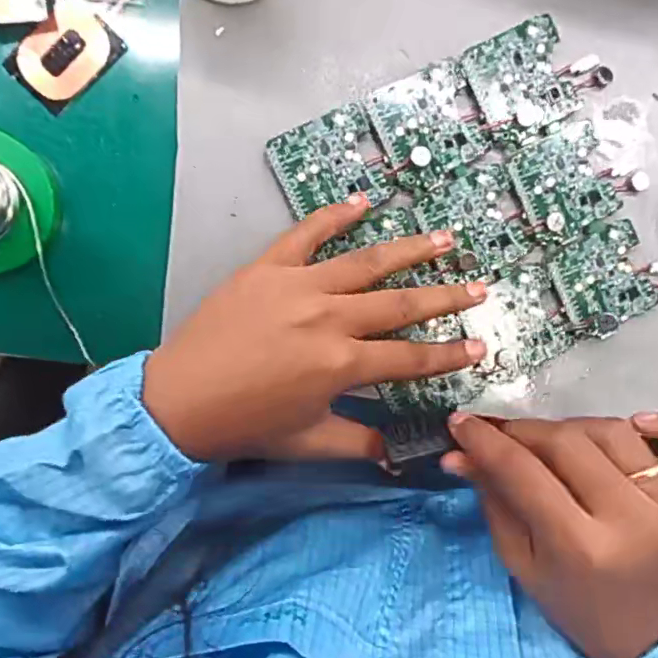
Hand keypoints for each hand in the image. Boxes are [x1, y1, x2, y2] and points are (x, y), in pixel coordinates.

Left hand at [144, 195, 487, 461]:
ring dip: (410, 250)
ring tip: (446, 239)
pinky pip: (306, 234)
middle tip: (479, 286)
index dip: (449, 355)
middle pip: (400, 304)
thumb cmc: (243, 426)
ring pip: (366, 262)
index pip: (410, 358)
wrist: (177, 400)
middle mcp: (329, 319)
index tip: (480, 346)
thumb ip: (357, 442)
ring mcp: (298, 287)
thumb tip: (397, 455)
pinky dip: (335, 216)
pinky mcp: (267, 268)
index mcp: (341, 365)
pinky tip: (362, 202)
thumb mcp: (306, 443)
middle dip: (445, 297)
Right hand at [443, 411, 657, 657]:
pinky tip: (642, 421)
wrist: (630, 633)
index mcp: (580, 544)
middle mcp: (630, 518)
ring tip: (546, 444)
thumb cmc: (565, 598)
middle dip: (520, 430)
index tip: (460, 424)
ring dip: (568, 427)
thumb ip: (492, 498)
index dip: (485, 441)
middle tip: (496, 435)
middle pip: (567, 442)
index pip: (523, 471)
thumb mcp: (516, 556)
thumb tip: (459, 452)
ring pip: (611, 431)